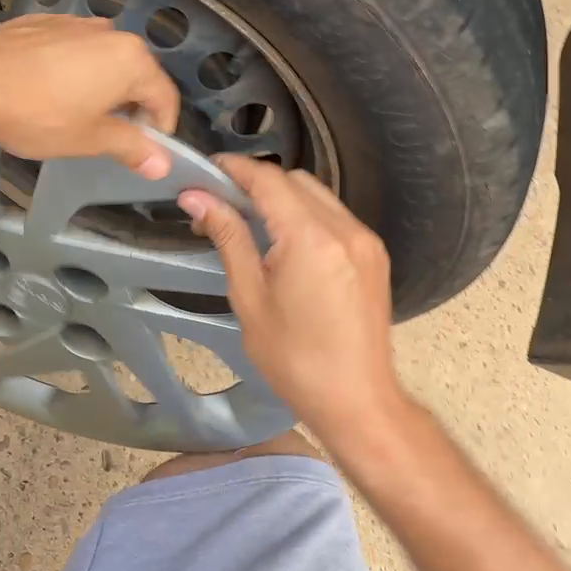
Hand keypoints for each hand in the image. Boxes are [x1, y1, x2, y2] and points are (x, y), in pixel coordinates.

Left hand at [0, 14, 180, 176]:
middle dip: (129, 105)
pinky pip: (67, 48)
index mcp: (129, 58)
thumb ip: (130, 147)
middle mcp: (106, 31)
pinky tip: (43, 91)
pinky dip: (67, 69)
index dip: (160, 128)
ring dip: (97, 85)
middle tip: (109, 137)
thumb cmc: (37, 115)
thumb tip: (161, 163)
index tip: (145, 152)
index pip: (164, 95)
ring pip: (99, 57)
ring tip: (73, 115)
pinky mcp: (38, 22)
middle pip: (134, 71)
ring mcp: (70, 22)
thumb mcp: (89, 139)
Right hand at [178, 157, 405, 435]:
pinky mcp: (373, 255)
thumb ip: (227, 237)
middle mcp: (345, 229)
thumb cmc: (294, 357)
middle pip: (293, 180)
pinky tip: (282, 240)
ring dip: (280, 196)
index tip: (203, 171)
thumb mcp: (249, 296)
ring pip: (316, 193)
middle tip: (220, 202)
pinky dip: (304, 213)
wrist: (359, 402)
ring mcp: (365, 241)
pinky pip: (333, 214)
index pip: (268, 179)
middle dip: (255, 182)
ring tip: (248, 221)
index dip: (233, 168)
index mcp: (311, 238)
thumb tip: (196, 197)